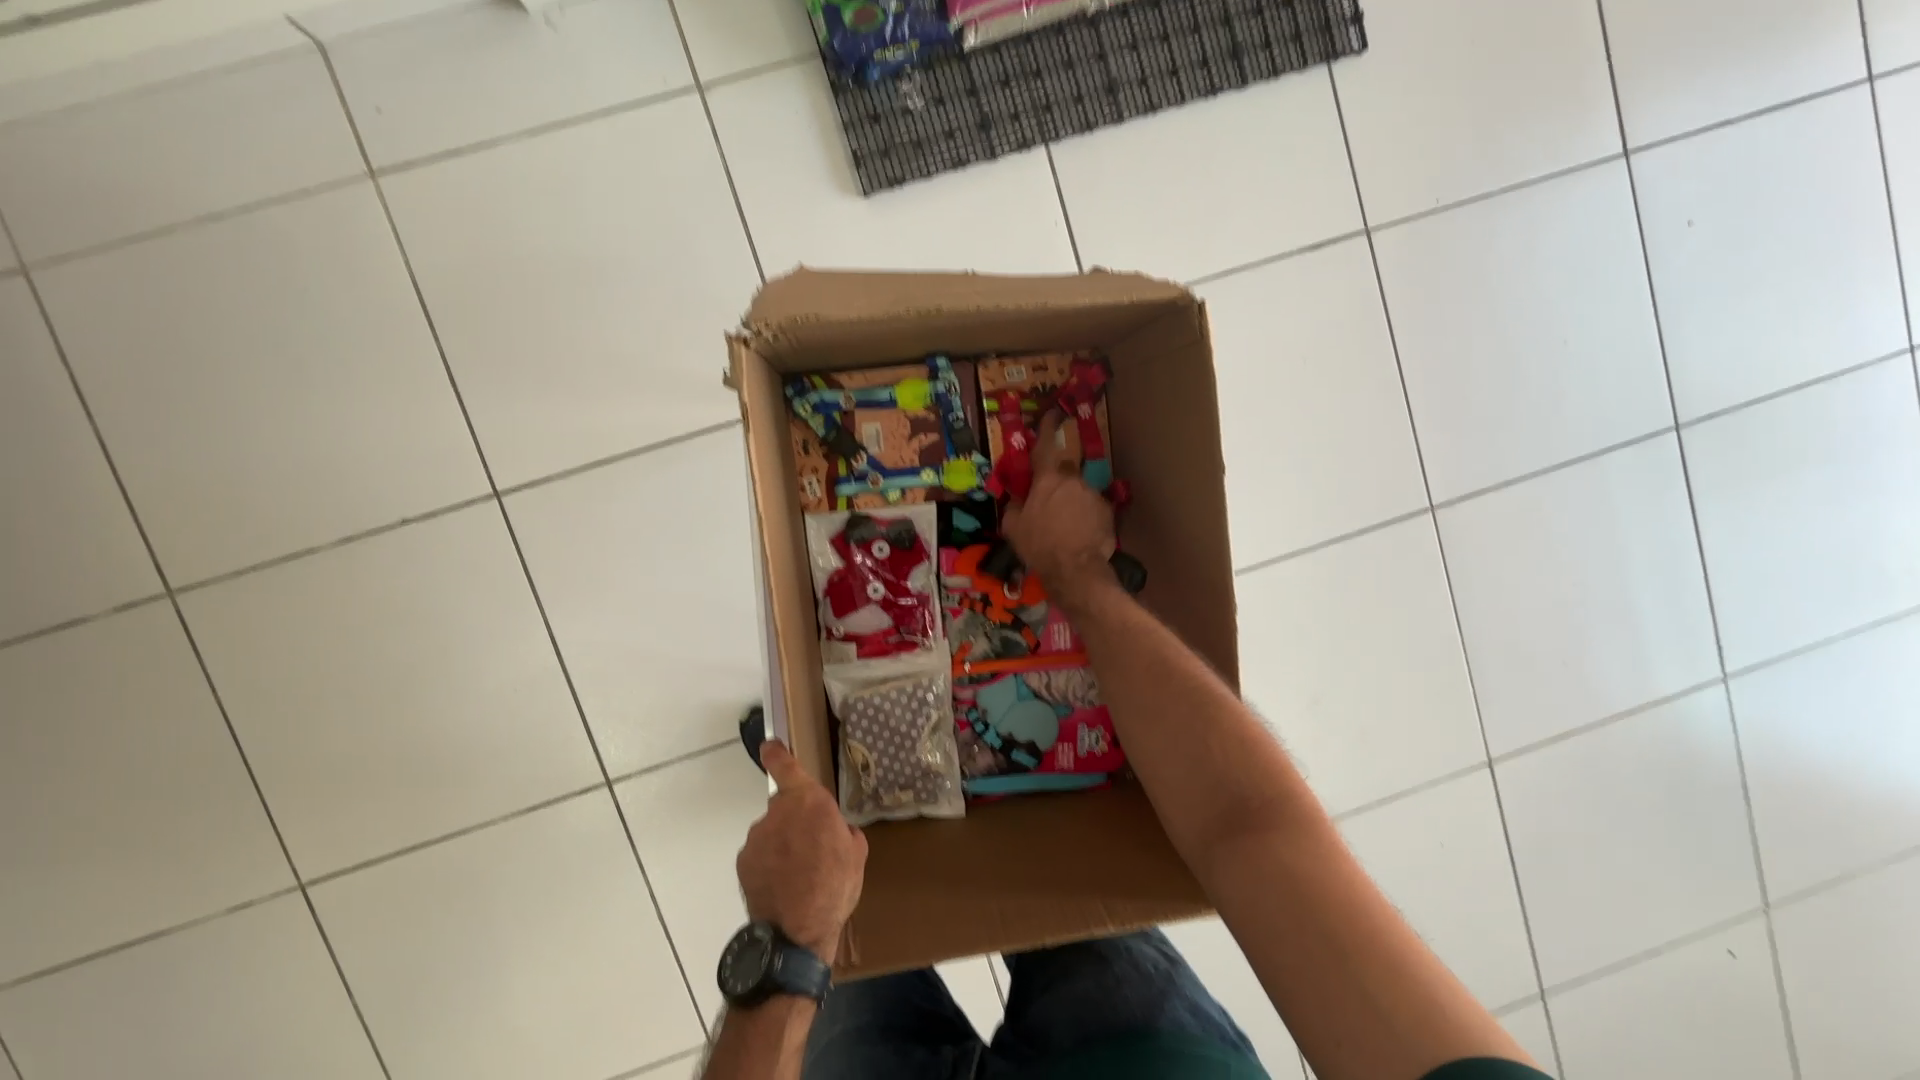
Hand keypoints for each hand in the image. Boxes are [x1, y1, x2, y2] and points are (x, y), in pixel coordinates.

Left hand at [737, 741, 868, 963]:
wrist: (797, 931)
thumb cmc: (835, 886)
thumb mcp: (856, 854)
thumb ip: (843, 832)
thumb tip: (835, 831)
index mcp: (809, 802)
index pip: (785, 767)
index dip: (776, 753)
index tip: (770, 745)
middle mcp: (778, 813)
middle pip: (785, 808)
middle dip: (796, 823)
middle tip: (813, 850)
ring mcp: (757, 837)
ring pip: (773, 833)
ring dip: (783, 846)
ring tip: (799, 876)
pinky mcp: (744, 860)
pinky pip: (761, 855)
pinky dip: (770, 865)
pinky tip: (783, 887)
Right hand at [1003, 411, 1115, 602]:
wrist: (1074, 569)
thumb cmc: (1038, 546)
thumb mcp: (1013, 526)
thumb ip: (1016, 505)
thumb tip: (1018, 498)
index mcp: (1047, 480)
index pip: (1045, 447)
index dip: (1047, 428)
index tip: (1052, 414)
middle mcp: (1072, 480)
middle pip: (1065, 473)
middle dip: (1059, 484)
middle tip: (1051, 506)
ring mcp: (1093, 495)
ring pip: (1080, 493)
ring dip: (1074, 504)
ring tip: (1067, 529)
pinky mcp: (1109, 512)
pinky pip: (1094, 509)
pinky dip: (1088, 518)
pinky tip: (1081, 536)